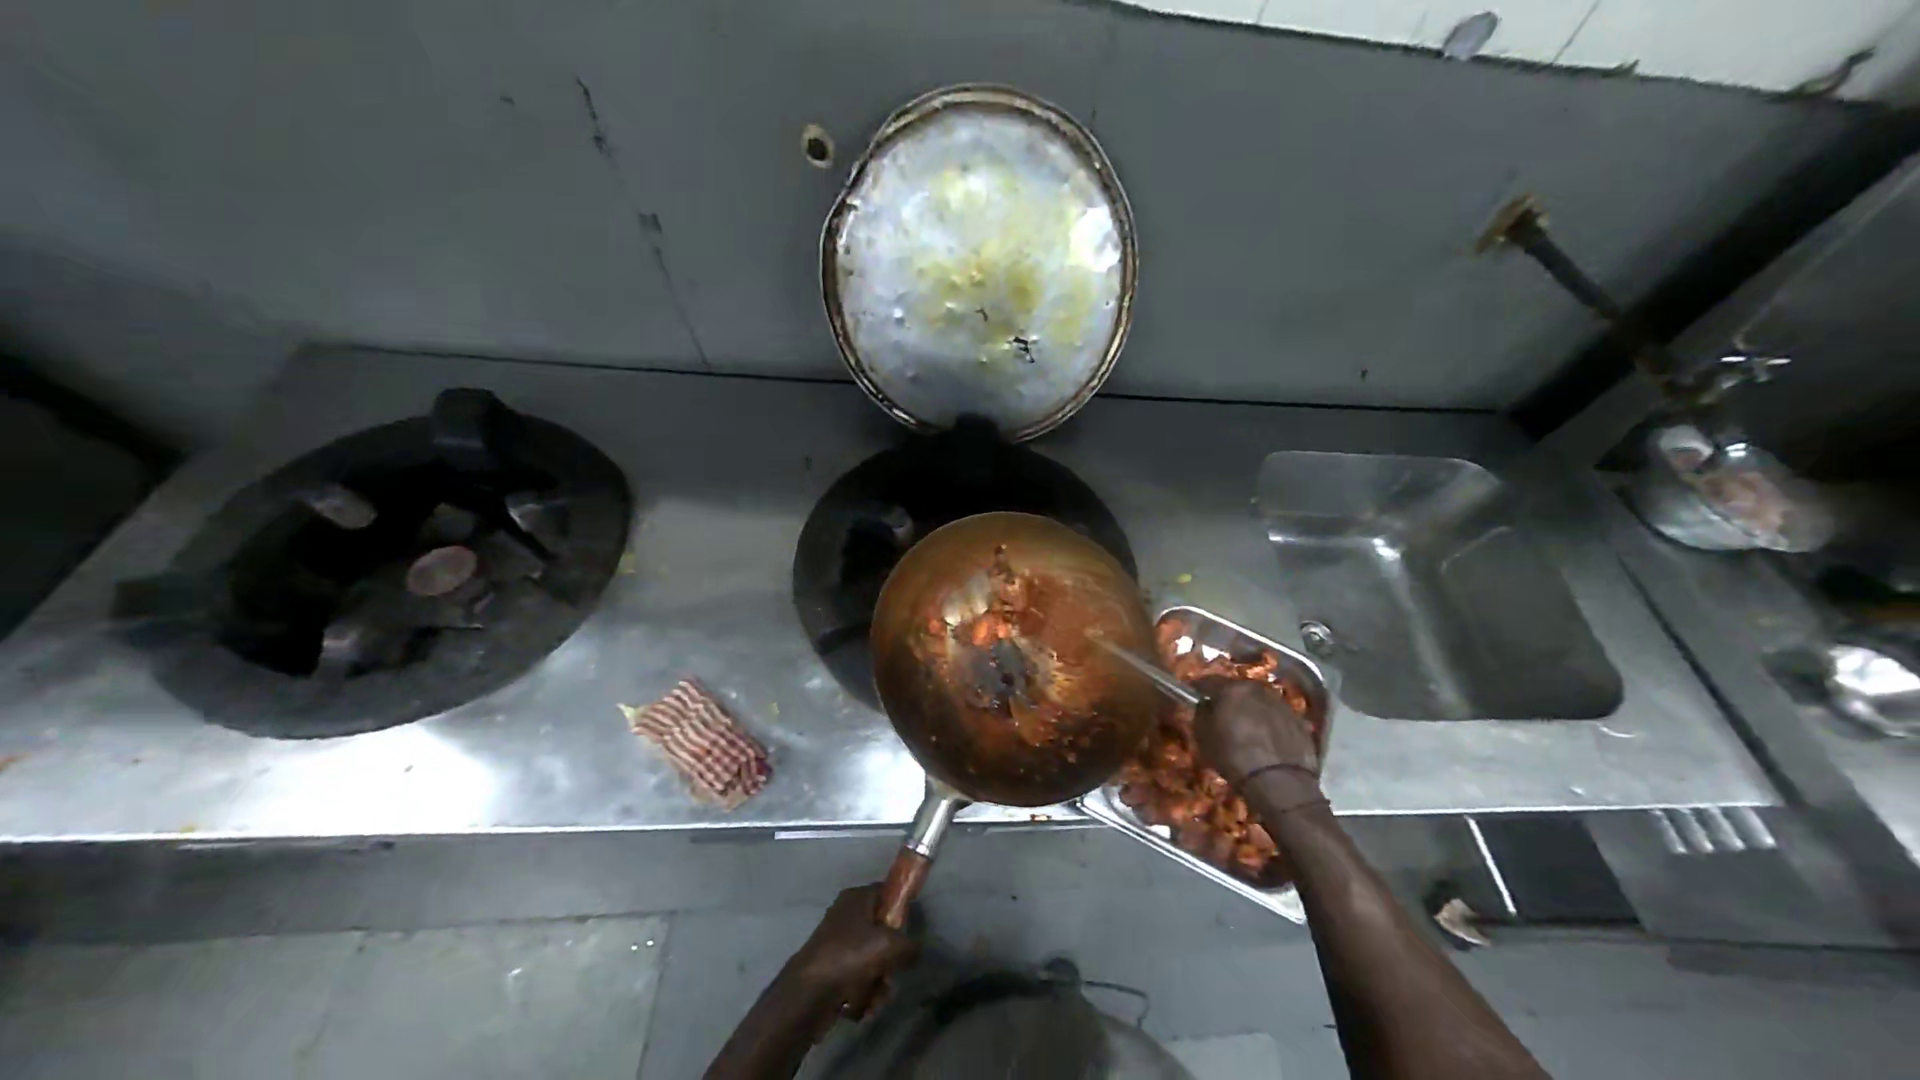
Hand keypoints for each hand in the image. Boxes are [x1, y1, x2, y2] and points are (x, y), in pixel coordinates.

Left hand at [781, 885, 920, 1012]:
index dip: (901, 908)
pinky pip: (858, 978)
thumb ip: (910, 945)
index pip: (886, 892)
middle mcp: (845, 916)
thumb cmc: (850, 956)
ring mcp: (837, 943)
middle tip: (892, 972)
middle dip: (891, 958)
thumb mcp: (891, 945)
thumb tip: (915, 951)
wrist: (808, 993)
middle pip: (881, 931)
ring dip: (880, 981)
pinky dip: (865, 993)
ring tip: (878, 996)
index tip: (909, 929)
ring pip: (872, 960)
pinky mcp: (831, 969)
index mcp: (856, 898)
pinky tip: (866, 1007)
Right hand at [1193, 678, 1320, 787]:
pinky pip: (1277, 718)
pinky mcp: (1300, 722)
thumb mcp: (1203, 736)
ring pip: (1259, 703)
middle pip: (1238, 690)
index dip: (1199, 690)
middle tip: (1221, 714)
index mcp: (1232, 689)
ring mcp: (1282, 705)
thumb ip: (1202, 714)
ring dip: (1251, 711)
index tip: (1194, 698)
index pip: (1208, 682)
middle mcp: (1258, 690)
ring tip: (1246, 729)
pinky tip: (1266, 741)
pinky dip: (1270, 725)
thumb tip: (1206, 706)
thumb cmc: (1233, 757)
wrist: (1279, 782)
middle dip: (1228, 700)